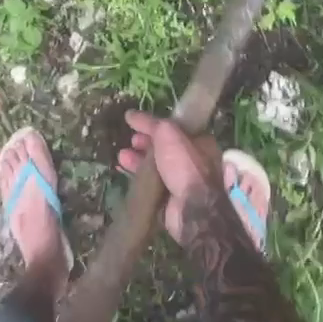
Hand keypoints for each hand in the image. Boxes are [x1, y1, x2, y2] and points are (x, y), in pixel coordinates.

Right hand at [116, 110, 223, 245]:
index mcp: (200, 143)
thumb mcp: (168, 133)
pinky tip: (123, 170)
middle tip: (131, 140)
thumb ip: (149, 122)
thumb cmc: (185, 164)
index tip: (139, 125)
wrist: (193, 207)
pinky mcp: (170, 200)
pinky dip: (137, 177)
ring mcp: (181, 182)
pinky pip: (151, 184)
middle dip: (145, 143)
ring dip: (138, 159)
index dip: (156, 126)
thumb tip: (130, 114)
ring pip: (156, 167)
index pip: (175, 130)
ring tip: (122, 156)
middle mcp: (193, 162)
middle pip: (164, 148)